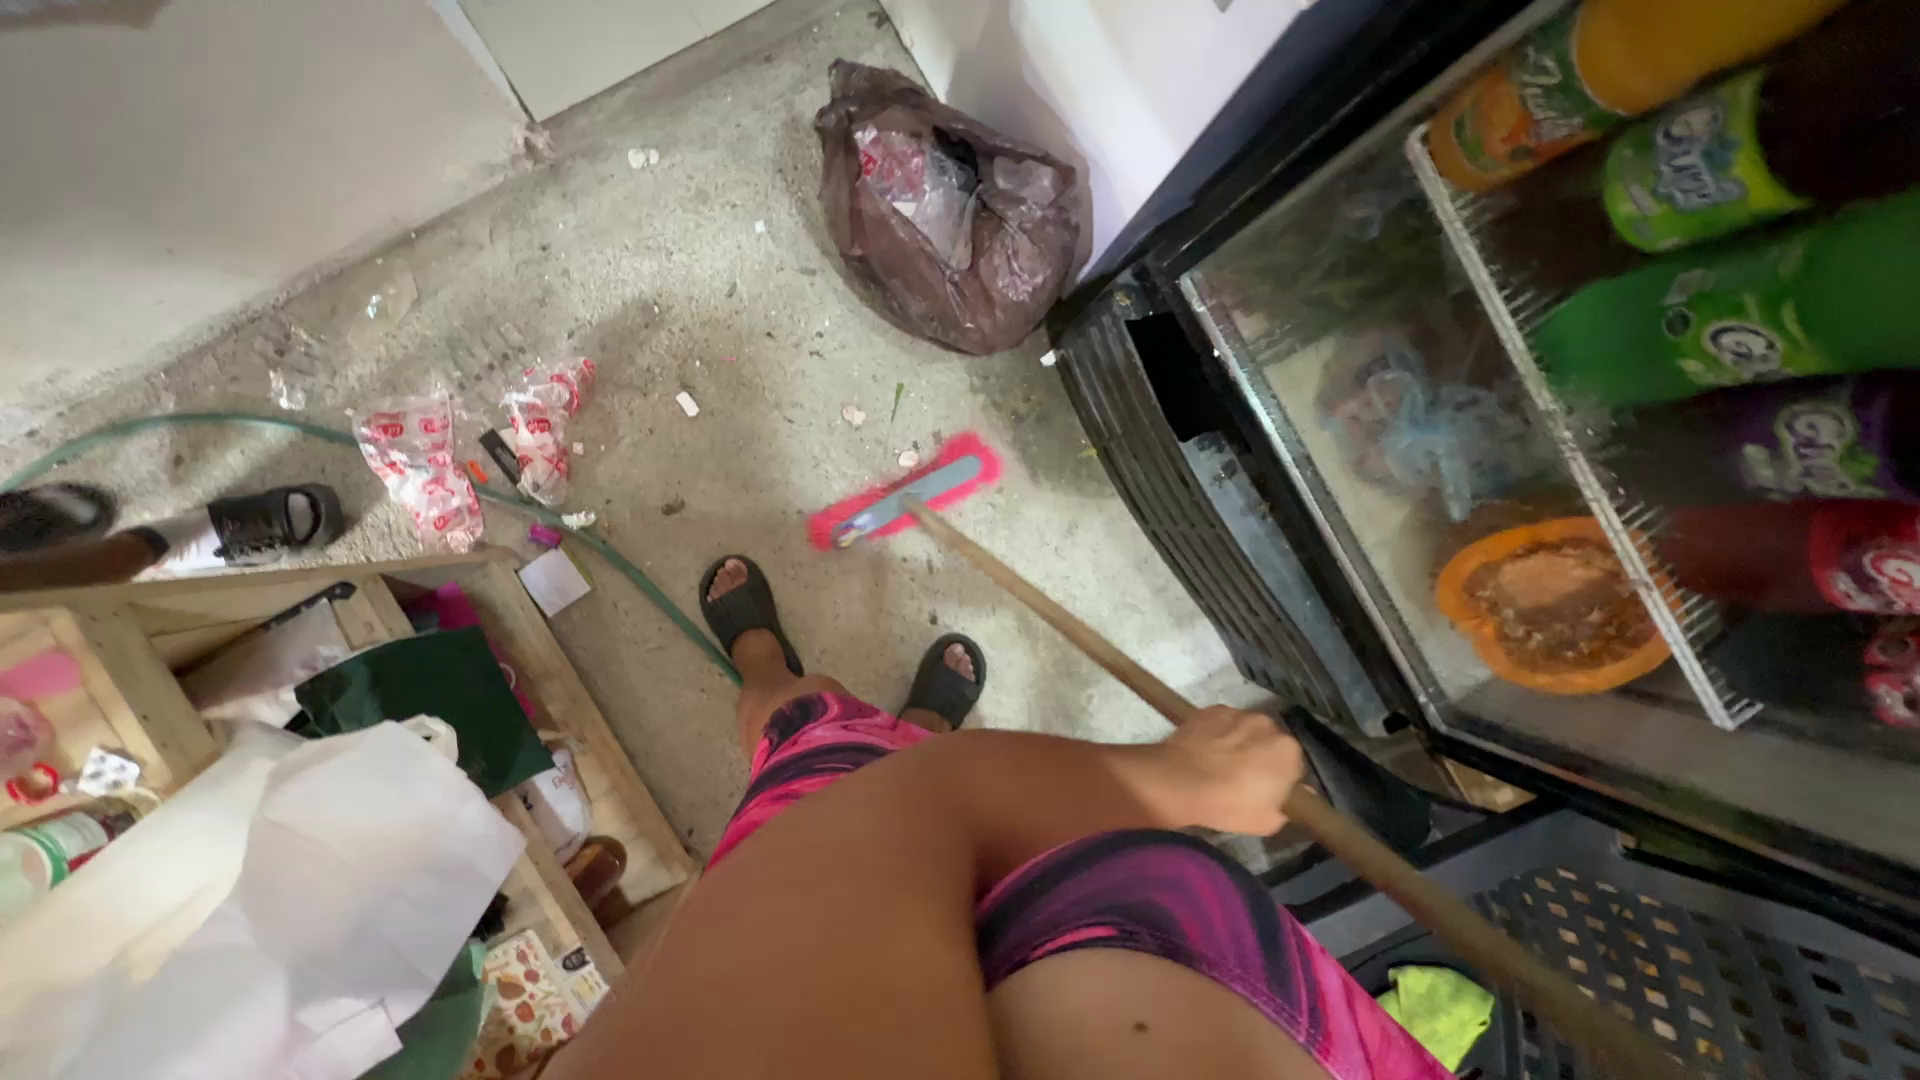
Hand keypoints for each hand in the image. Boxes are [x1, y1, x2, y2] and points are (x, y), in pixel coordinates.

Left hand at [1148, 706, 1305, 835]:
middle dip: (1262, 756)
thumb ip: (1289, 806)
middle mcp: (1266, 723)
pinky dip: (1218, 733)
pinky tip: (1206, 750)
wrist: (1178, 781)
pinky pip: (1222, 723)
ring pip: (1246, 730)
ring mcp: (1236, 712)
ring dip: (1240, 742)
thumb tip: (1301, 792)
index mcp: (1288, 750)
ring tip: (1221, 762)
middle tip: (1244, 776)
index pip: (1294, 765)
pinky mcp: (1210, 709)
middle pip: (1270, 742)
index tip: (1267, 791)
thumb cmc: (1228, 804)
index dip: (1281, 780)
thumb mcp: (1268, 821)